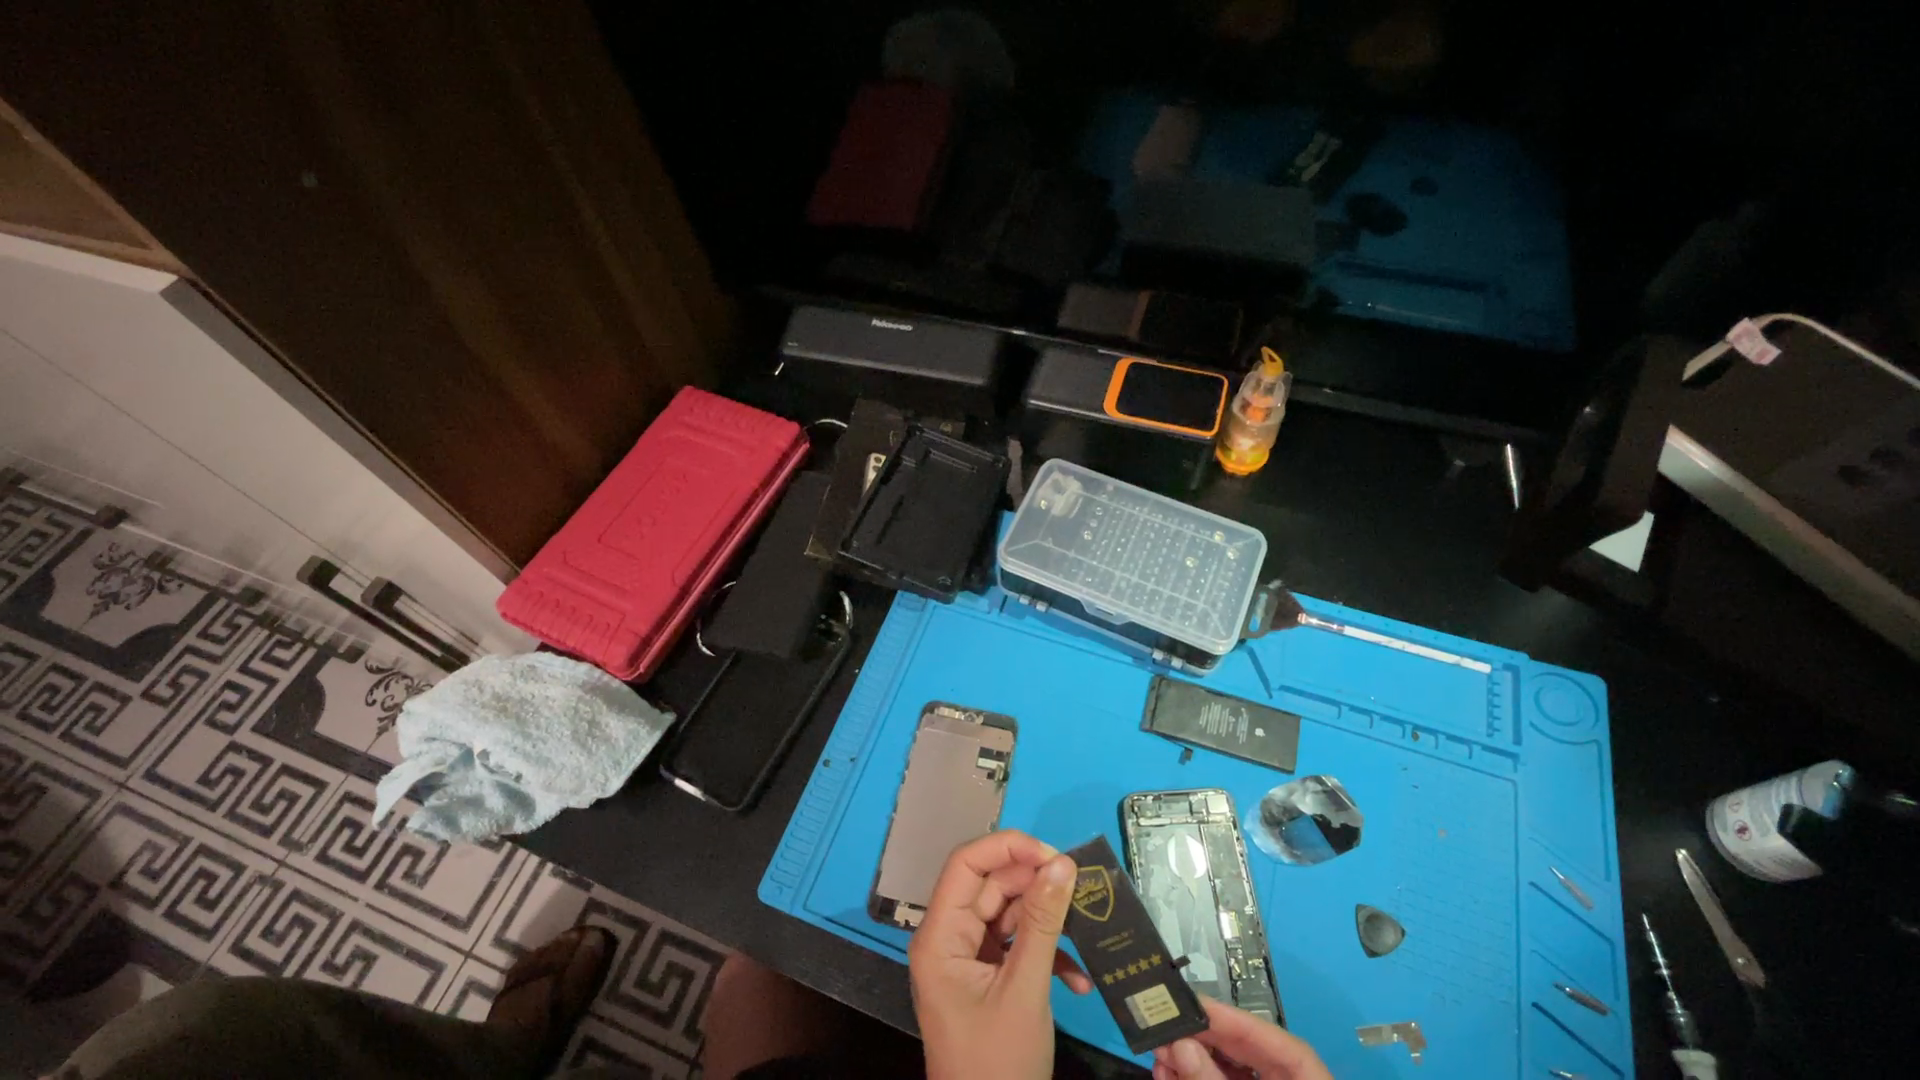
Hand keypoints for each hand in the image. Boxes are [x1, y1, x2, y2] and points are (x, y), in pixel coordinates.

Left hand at [907, 830, 1092, 1079]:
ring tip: (1084, 928)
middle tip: (1079, 887)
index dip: (1008, 848)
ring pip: (1008, 914)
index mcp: (939, 936)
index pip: (966, 865)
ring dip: (1047, 923)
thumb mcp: (1025, 989)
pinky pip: (1015, 947)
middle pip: (990, 886)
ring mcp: (967, 959)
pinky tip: (1079, 981)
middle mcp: (947, 939)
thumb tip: (1062, 864)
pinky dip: (1047, 956)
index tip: (1054, 855)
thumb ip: (1044, 923)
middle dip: (1035, 883)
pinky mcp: (986, 978)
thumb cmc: (997, 1062)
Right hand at [1153, 997, 1331, 1079]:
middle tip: (1165, 1027)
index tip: (1196, 1006)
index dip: (1240, 1022)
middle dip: (1204, 1042)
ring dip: (1191, 1062)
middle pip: (1250, 1056)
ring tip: (1159, 1054)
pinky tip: (1167, 1075)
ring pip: (1229, 1072)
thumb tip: (1179, 1044)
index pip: (1284, 1046)